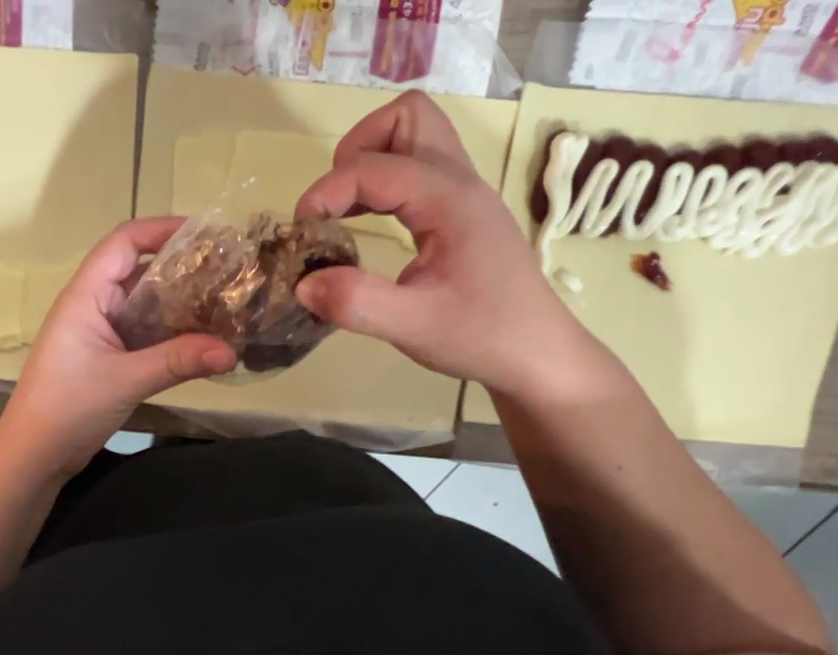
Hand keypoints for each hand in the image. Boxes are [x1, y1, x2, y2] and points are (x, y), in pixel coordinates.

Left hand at [0, 218, 235, 477]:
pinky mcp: (106, 362)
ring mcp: (98, 335)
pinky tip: (203, 343)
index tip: (207, 234)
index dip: (162, 228)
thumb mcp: (124, 381)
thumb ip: (178, 361)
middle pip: (138, 271)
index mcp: (85, 296)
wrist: (33, 457)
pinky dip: (170, 336)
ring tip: (225, 305)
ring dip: (179, 305)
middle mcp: (91, 307)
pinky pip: (142, 336)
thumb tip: (231, 351)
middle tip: (228, 273)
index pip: (123, 242)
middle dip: (181, 269)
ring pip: (143, 307)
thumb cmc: (67, 408)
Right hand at [293, 91, 591, 395]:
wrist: (536, 354)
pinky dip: (383, 184)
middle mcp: (460, 183)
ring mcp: (463, 195)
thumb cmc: (482, 337)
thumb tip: (304, 283)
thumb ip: (356, 303)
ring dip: (371, 161)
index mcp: (450, 202)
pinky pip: (417, 171)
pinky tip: (364, 226)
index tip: (301, 230)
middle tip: (331, 203)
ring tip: (341, 213)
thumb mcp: (413, 327)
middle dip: (358, 148)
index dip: (329, 189)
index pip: (376, 167)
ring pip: (415, 137)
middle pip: (408, 117)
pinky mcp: (460, 213)